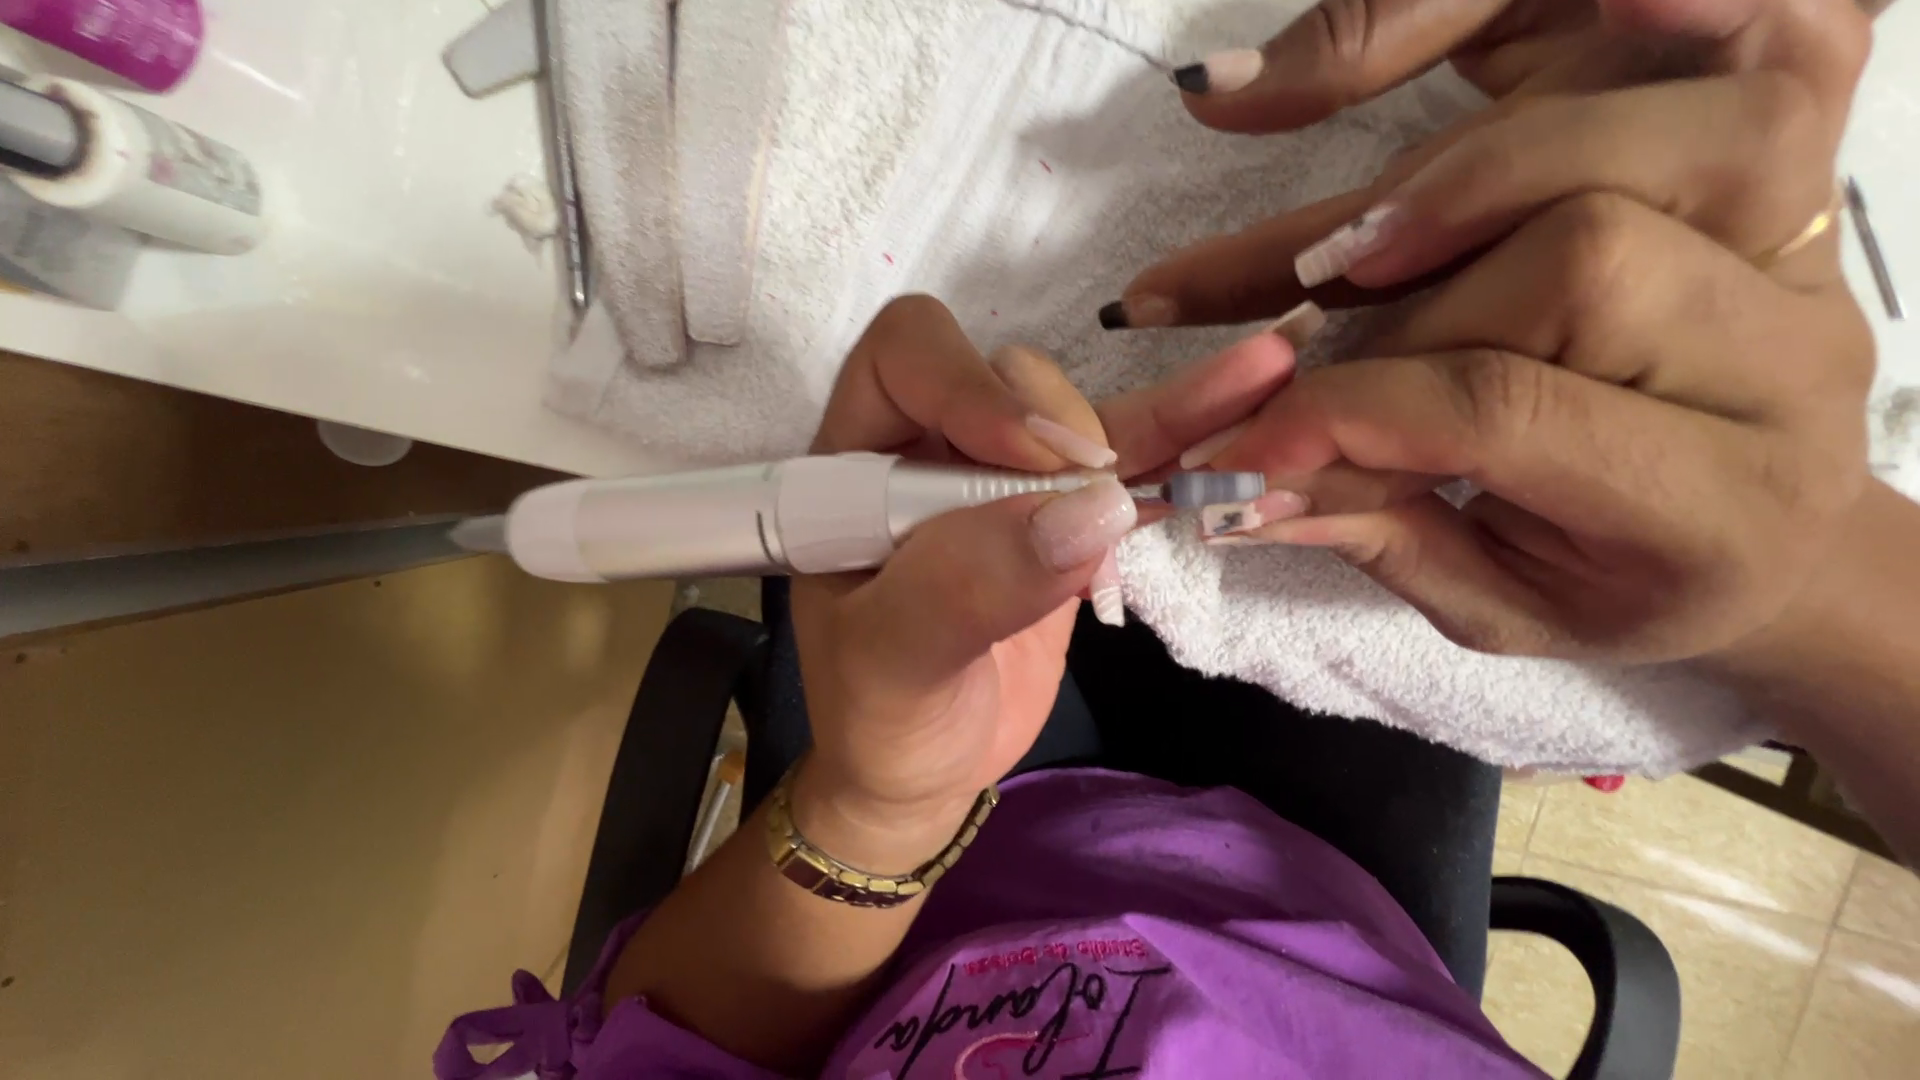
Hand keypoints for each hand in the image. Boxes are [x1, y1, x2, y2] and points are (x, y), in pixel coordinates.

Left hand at [789, 297, 1293, 871]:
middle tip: (1099, 483)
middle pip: (1003, 377)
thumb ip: (965, 587)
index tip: (1031, 461)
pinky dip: (1180, 451)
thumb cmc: (881, 721)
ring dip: (1159, 409)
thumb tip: (1088, 510)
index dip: (969, 386)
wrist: (922, 765)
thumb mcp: (893, 664)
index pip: (904, 363)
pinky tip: (1245, 426)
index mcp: (855, 468)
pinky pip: (1123, 473)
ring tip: (1254, 380)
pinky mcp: (1060, 522)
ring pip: (1078, 416)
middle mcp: (928, 454)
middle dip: (1062, 418)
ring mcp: (1000, 485)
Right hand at [1182, 0, 1876, 663]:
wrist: (1775, 538)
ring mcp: (1790, 235)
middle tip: (1274, 353)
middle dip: (1386, 310)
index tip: (1232, 442)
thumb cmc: (1623, 587)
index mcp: (1708, 501)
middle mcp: (1775, 349)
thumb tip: (1233, 485)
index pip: (1503, 407)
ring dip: (1448, 180)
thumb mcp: (1496, 607)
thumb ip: (1370, 536)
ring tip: (1330, 254)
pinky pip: (1763, 30)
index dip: (1342, 409)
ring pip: (1624, 146)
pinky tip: (1538, 18)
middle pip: (1569, 258)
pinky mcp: (1781, 150)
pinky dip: (1646, 10)